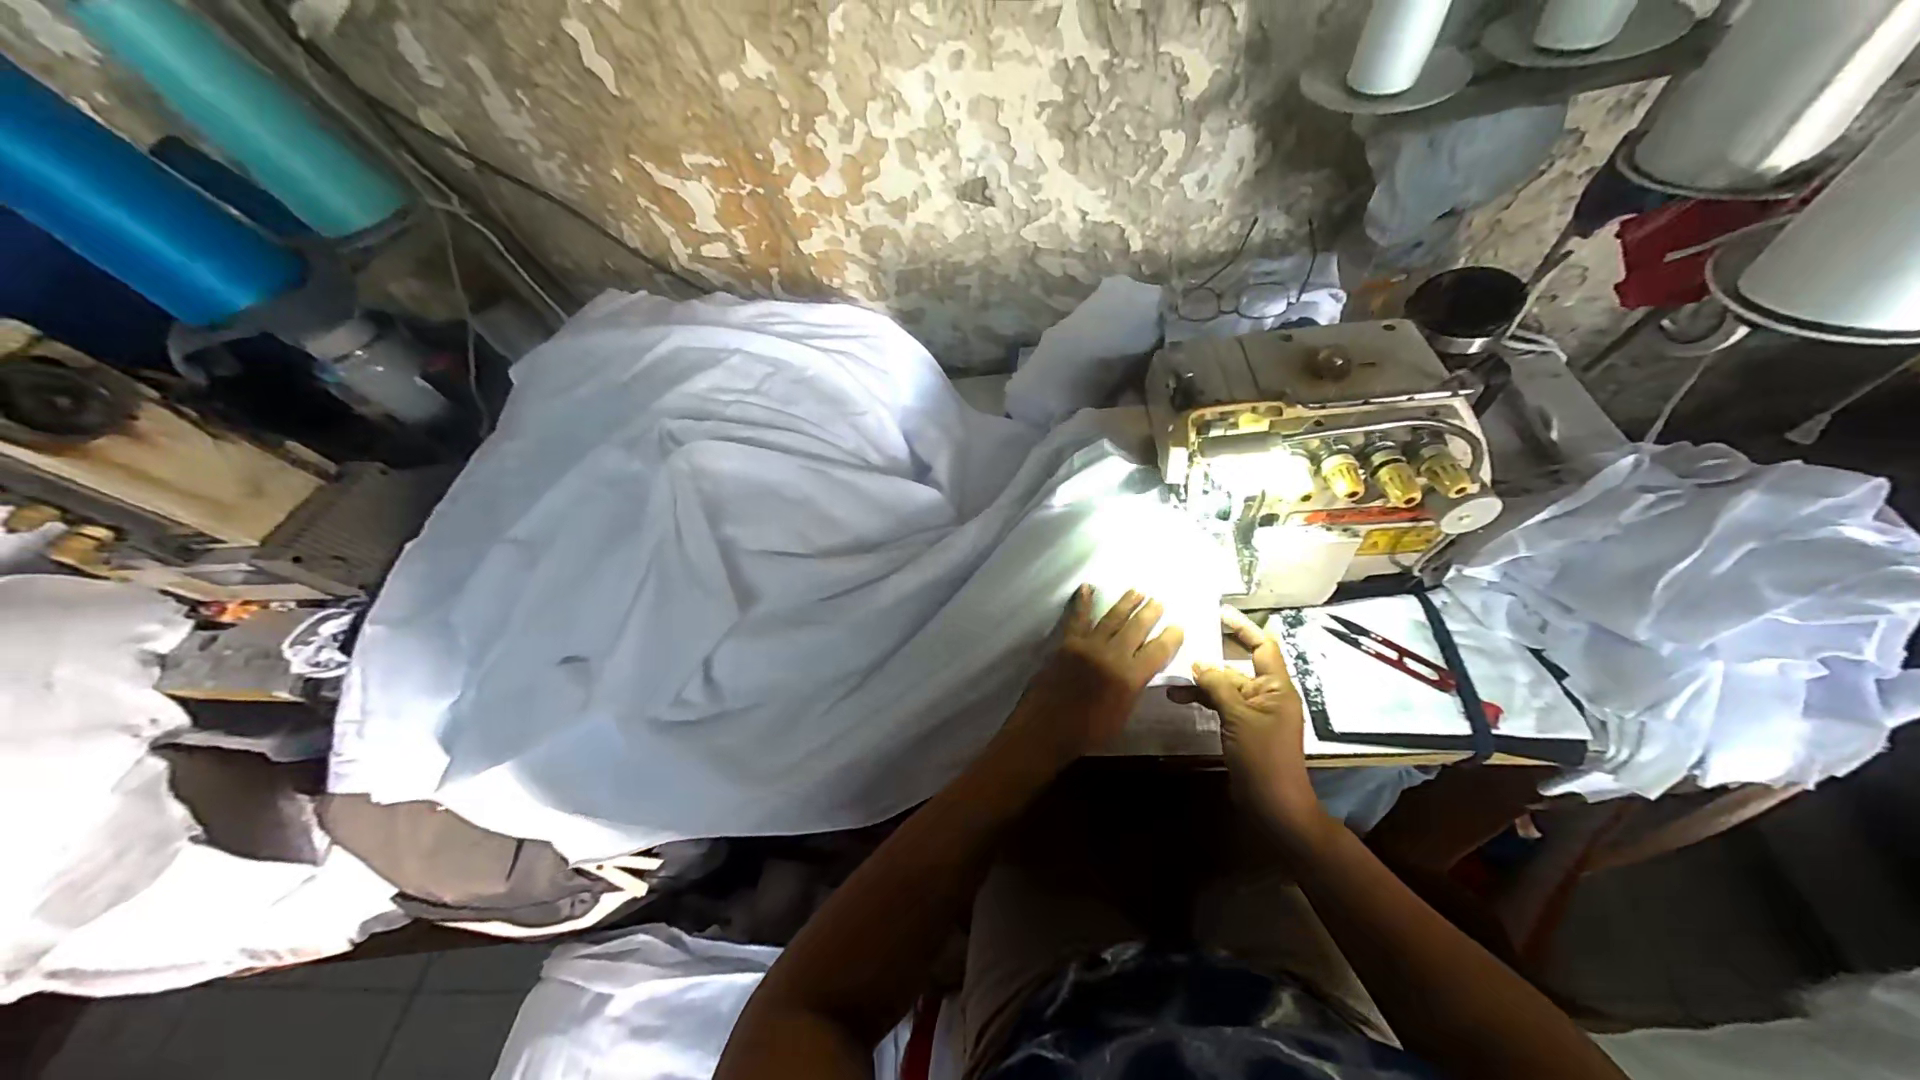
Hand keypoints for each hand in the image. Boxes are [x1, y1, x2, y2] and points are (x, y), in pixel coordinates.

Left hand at [1003, 586, 1184, 764]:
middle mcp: (1112, 655)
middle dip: (1150, 613)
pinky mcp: (1067, 643)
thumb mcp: (1122, 714)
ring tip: (1137, 591)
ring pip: (1111, 618)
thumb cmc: (1087, 732)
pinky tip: (1087, 588)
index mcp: (1130, 677)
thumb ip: (1132, 687)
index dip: (1171, 637)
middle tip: (1158, 601)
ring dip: (1125, 603)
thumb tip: (1139, 668)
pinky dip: (1082, 602)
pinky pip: (1077, 618)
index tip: (1178, 626)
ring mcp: (1088, 645)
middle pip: (1136, 628)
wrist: (1046, 729)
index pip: (1158, 651)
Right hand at [1189, 608, 1333, 849]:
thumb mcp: (1238, 716)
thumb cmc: (1262, 756)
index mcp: (1276, 688)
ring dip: (1202, 682)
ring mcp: (1254, 714)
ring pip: (1225, 687)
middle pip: (1238, 666)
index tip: (1220, 612)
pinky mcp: (1242, 729)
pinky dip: (1203, 699)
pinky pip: (1221, 705)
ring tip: (1173, 677)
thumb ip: (1218, 686)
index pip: (1263, 647)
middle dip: (1213, 656)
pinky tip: (1180, 698)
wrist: (1273, 804)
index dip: (1244, 627)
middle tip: (1186, 640)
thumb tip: (1199, 662)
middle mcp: (1267, 696)